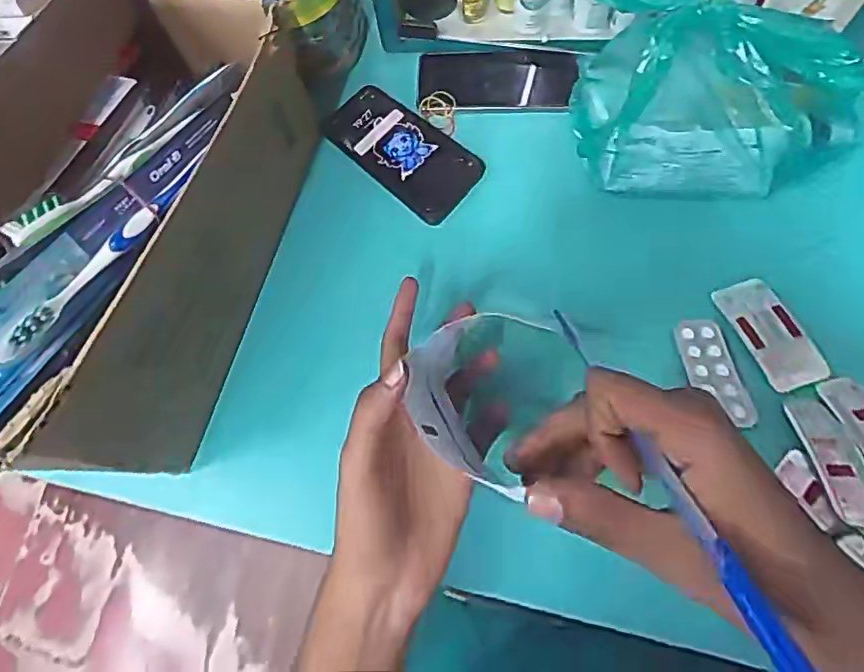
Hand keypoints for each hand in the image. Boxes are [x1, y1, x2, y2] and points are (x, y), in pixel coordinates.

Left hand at [297, 278, 478, 670]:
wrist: (387, 577)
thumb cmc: (365, 515)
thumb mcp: (359, 461)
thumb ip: (374, 412)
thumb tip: (402, 367)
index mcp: (386, 410)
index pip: (395, 354)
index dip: (401, 319)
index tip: (411, 285)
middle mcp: (414, 418)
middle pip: (434, 366)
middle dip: (447, 336)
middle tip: (470, 311)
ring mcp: (440, 441)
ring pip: (460, 393)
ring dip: (474, 371)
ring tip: (495, 353)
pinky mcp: (462, 467)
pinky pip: (480, 431)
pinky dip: (491, 414)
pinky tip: (504, 404)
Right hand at [507, 369, 863, 670]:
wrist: (828, 602)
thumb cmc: (756, 576)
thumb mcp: (673, 553)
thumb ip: (600, 516)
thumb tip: (530, 494)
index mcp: (688, 423)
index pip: (606, 390)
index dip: (589, 431)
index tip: (612, 485)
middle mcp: (686, 408)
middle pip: (603, 402)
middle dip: (562, 436)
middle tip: (523, 473)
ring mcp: (690, 422)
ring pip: (613, 417)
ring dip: (578, 448)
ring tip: (546, 484)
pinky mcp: (693, 440)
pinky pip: (633, 433)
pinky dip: (604, 456)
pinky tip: (585, 485)